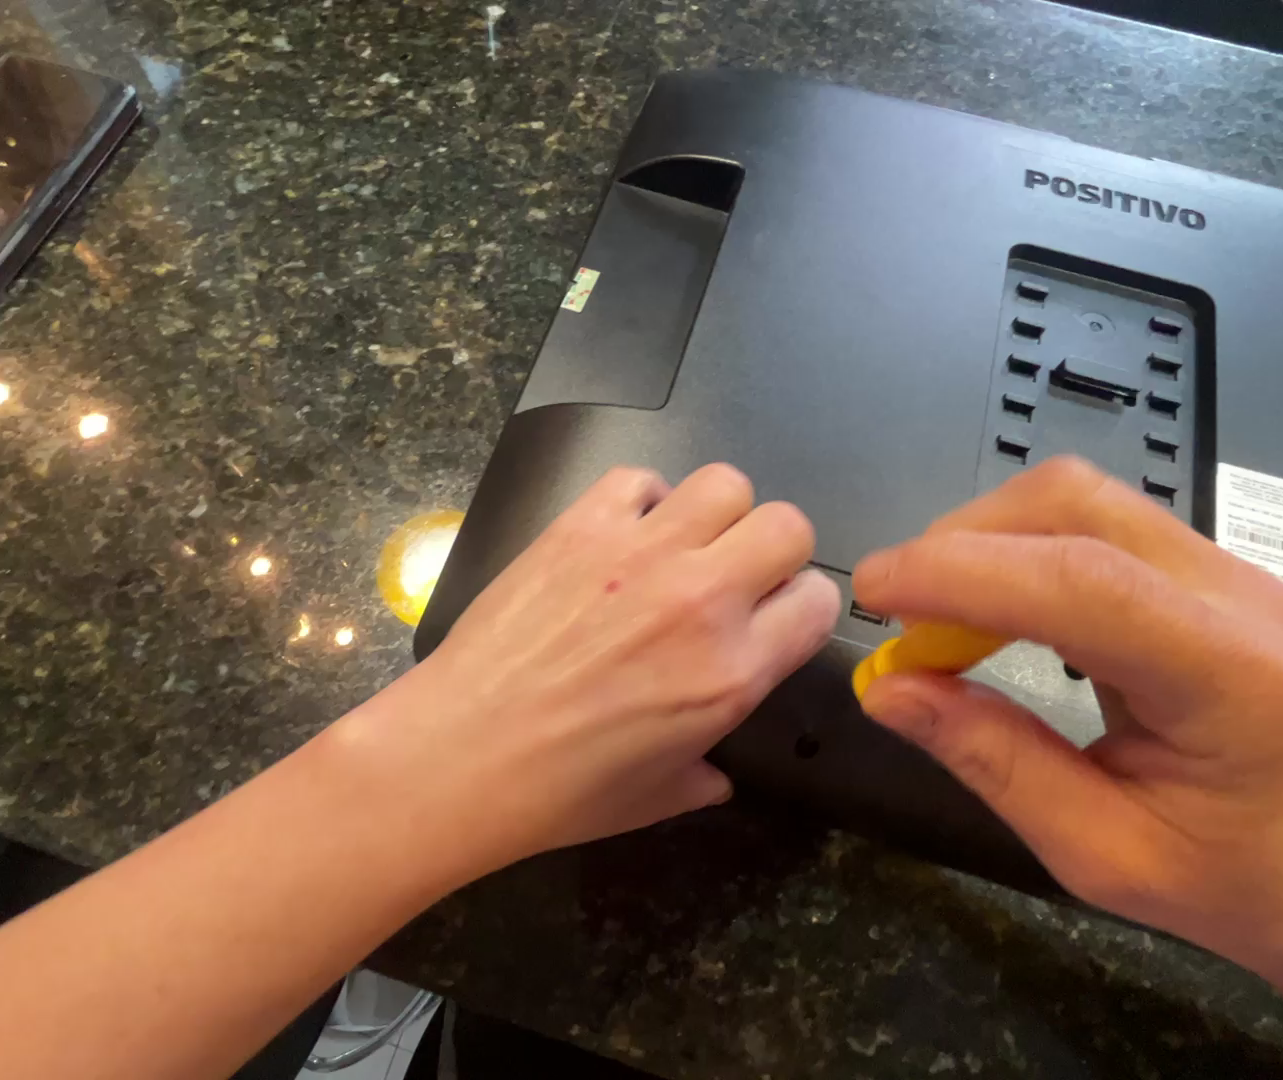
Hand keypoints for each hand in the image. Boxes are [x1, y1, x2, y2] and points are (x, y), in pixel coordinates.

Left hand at [329, 464, 839, 878]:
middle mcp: (701, 598)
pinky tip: (621, 535)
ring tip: (680, 545)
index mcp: (733, 671)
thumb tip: (719, 770)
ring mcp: (639, 553)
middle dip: (773, 549)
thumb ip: (707, 774)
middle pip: (787, 525)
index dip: (801, 606)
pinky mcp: (581, 526)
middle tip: (735, 575)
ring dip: (714, 513)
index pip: (819, 600)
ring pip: (725, 483)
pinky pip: (637, 479)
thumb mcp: (658, 797)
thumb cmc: (562, 792)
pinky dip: (641, 500)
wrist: (462, 754)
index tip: (775, 617)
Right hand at [852, 457, 1282, 981]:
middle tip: (900, 614)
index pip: (1081, 584)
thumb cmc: (1227, 882)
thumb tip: (888, 688)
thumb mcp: (1095, 853)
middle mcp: (1239, 598)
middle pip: (1071, 507)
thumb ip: (991, 759)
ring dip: (979, 540)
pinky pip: (1082, 521)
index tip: (870, 591)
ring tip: (938, 615)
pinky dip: (1009, 549)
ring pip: (1070, 498)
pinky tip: (987, 607)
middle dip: (958, 544)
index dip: (959, 573)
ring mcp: (1224, 569)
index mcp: (1236, 683)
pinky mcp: (1195, 565)